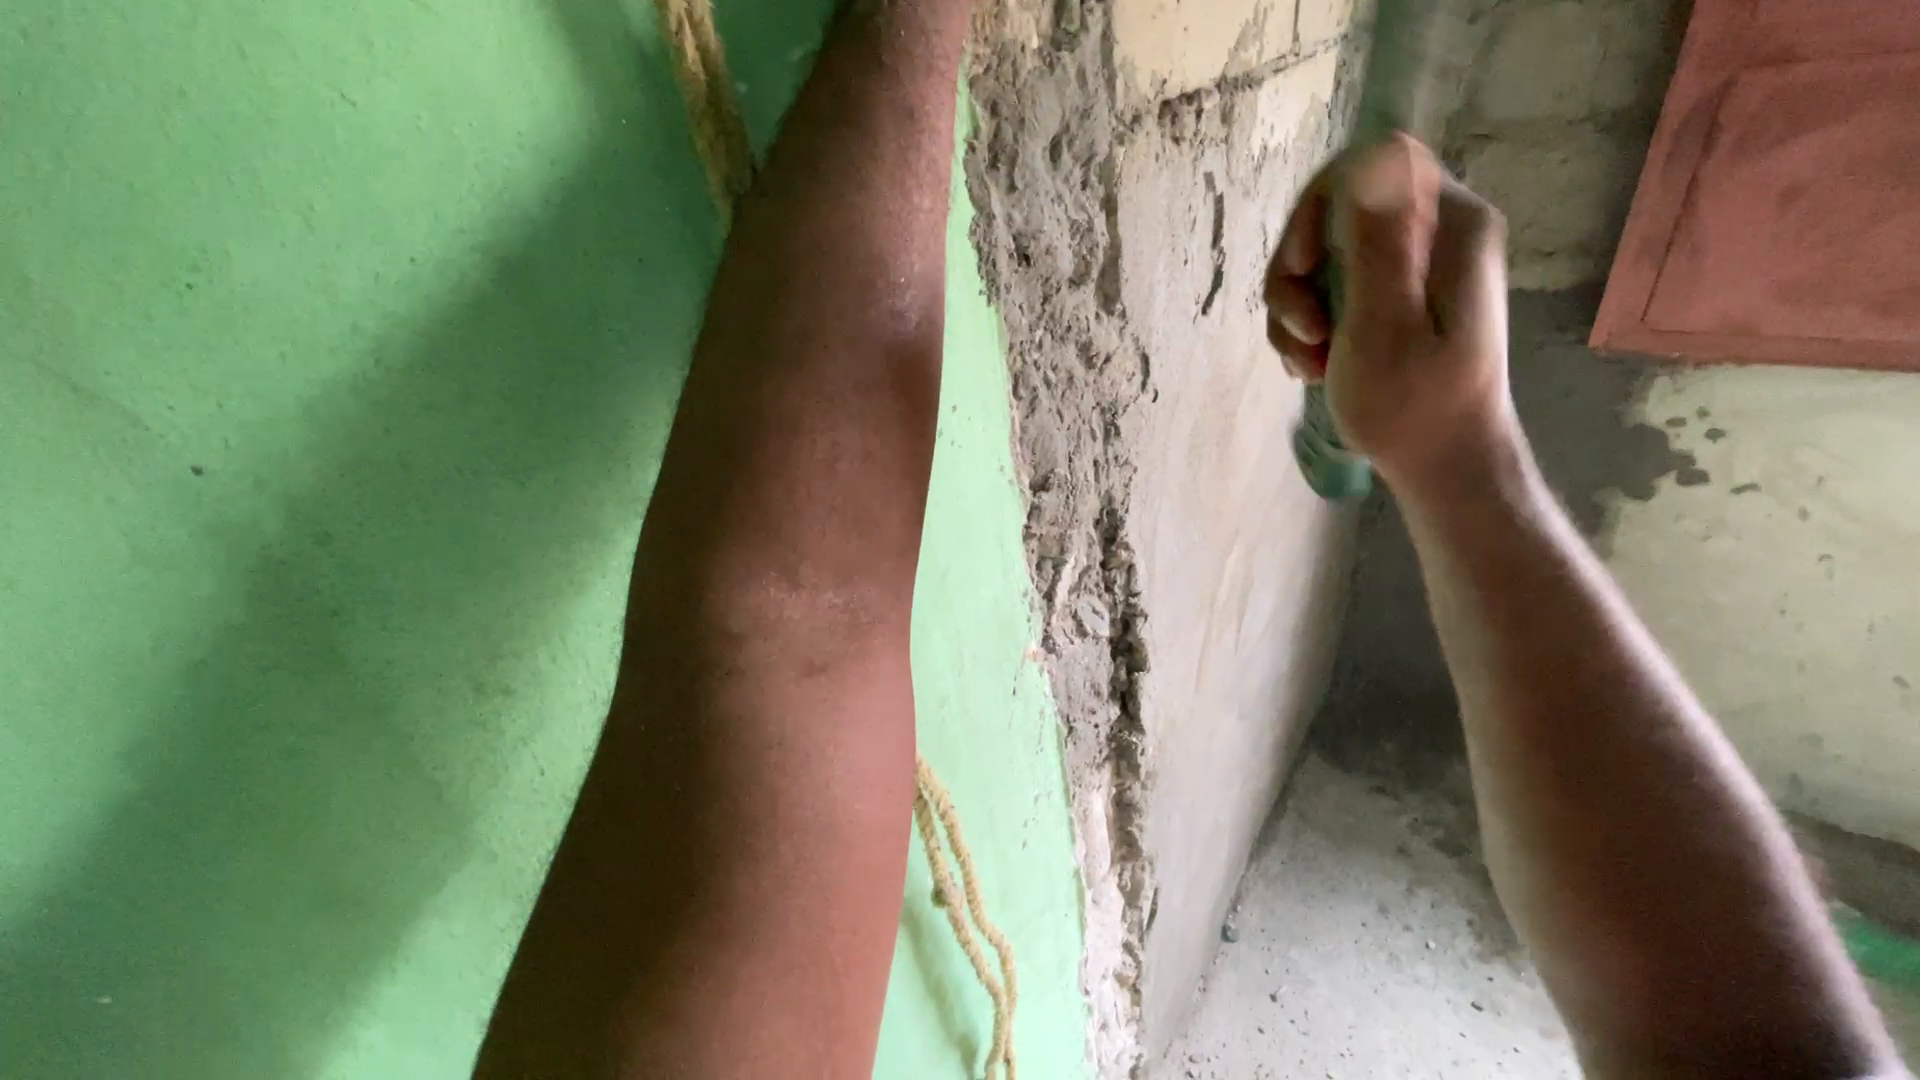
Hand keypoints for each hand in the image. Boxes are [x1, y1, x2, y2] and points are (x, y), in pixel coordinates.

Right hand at [1264, 134, 1519, 492]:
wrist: (1441, 463)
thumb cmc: (1415, 404)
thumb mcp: (1384, 324)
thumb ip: (1378, 241)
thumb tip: (1375, 154)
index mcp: (1451, 226)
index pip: (1372, 165)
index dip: (1317, 209)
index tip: (1299, 269)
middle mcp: (1435, 235)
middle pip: (1335, 214)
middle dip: (1297, 274)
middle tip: (1300, 331)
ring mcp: (1411, 270)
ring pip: (1322, 259)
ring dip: (1295, 311)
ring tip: (1308, 361)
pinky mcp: (1391, 301)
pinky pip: (1329, 292)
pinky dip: (1308, 329)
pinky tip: (1314, 367)